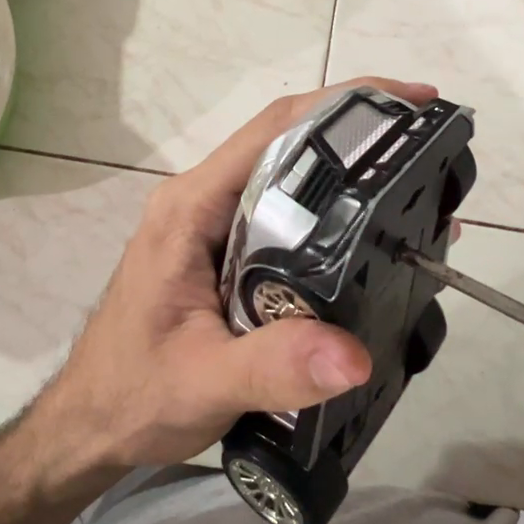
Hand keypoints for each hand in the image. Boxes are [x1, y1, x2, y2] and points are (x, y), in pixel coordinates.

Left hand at [30, 78, 437, 471]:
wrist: (92, 422)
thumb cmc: (134, 394)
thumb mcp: (205, 382)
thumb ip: (273, 368)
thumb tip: (357, 355)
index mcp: (191, 207)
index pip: (274, 130)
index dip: (345, 105)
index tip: (411, 101)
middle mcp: (202, 201)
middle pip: (289, 142)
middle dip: (362, 134)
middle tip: (431, 147)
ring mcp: (212, 224)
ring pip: (290, 177)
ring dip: (351, 174)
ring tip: (420, 188)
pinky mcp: (223, 251)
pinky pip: (284, 215)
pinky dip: (332, 214)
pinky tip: (373, 237)